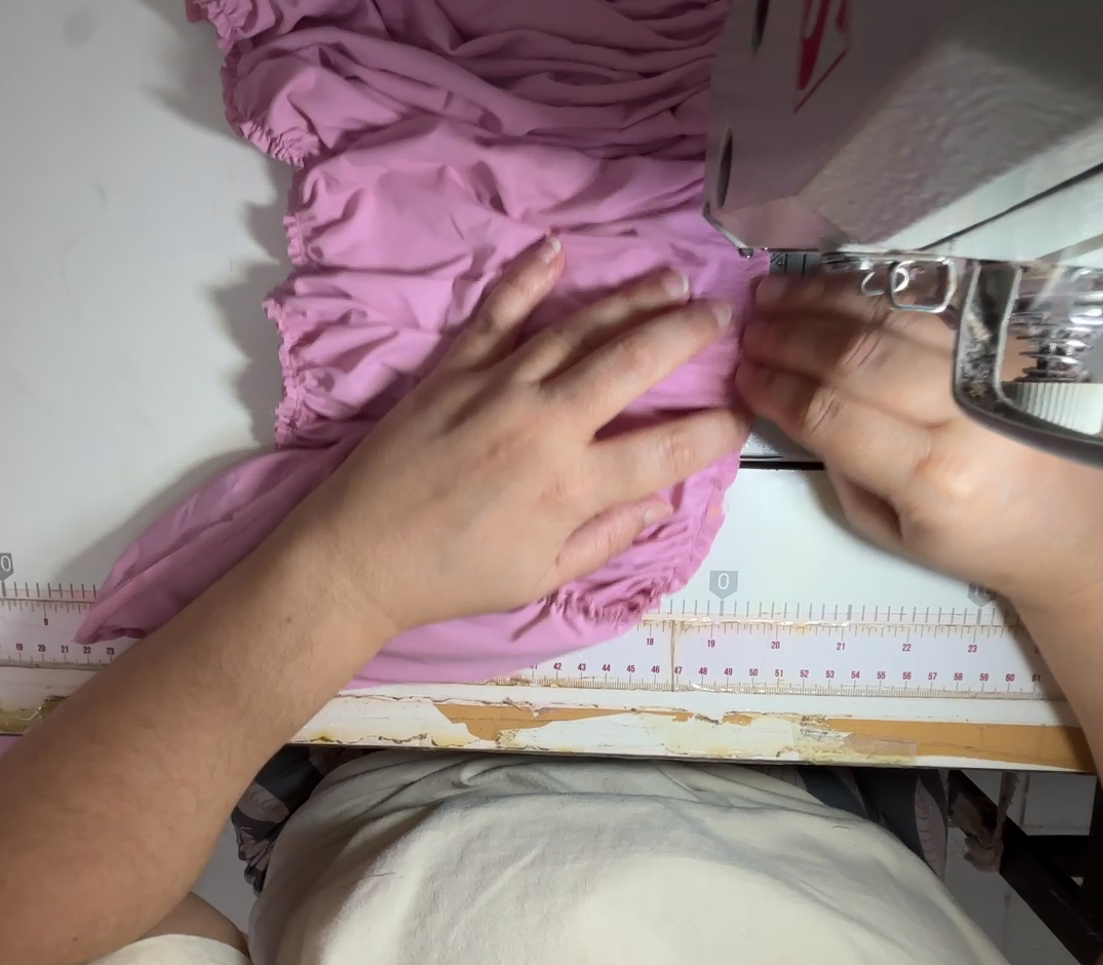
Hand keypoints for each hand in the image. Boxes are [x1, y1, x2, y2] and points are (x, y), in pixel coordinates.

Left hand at [280, 238, 748, 635]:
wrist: (360, 555)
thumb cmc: (454, 576)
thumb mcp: (541, 577)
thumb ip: (607, 537)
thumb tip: (662, 502)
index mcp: (571, 487)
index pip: (667, 450)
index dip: (715, 431)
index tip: (741, 416)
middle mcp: (544, 424)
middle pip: (633, 362)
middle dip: (687, 333)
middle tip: (720, 315)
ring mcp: (497, 387)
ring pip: (579, 328)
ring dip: (632, 299)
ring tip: (671, 281)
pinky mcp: (453, 370)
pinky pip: (498, 313)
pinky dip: (527, 278)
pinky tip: (558, 249)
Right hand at [734, 273, 1102, 611]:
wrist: (1090, 529)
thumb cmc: (979, 542)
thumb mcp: (892, 529)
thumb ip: (841, 465)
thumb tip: (795, 402)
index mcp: (932, 476)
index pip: (829, 413)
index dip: (774, 387)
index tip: (740, 375)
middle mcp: (968, 412)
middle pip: (856, 355)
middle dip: (788, 337)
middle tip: (746, 329)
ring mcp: (999, 365)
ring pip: (893, 314)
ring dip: (820, 299)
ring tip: (772, 294)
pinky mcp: (1017, 338)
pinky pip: (933, 299)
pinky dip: (873, 287)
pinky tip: (831, 285)